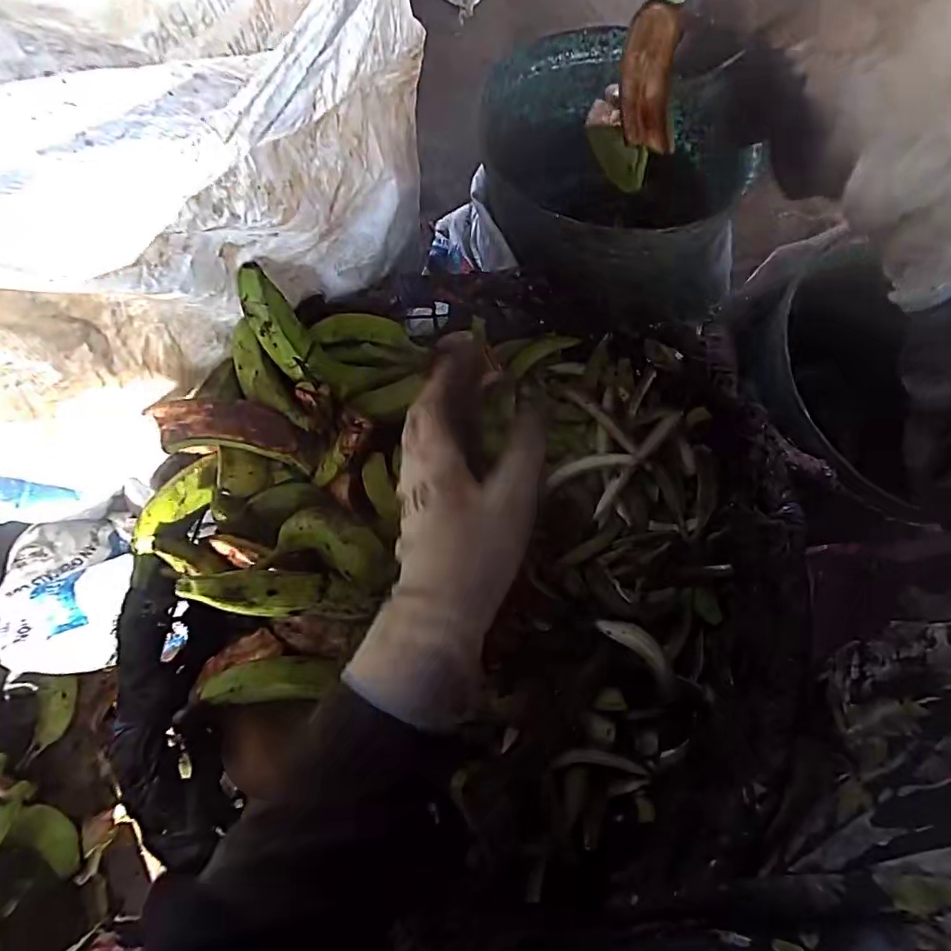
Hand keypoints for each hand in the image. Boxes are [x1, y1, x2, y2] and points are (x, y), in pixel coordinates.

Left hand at [342, 335, 546, 730]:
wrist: (439, 610)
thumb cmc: (479, 551)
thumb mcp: (513, 496)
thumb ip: (525, 445)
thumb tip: (535, 401)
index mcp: (434, 452)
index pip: (438, 394)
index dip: (454, 365)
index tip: (473, 341)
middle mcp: (417, 459)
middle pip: (427, 407)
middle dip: (449, 378)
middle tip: (479, 358)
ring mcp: (415, 481)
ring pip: (426, 428)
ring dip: (449, 401)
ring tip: (478, 387)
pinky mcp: (421, 499)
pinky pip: (432, 447)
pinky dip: (450, 427)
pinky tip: (468, 433)